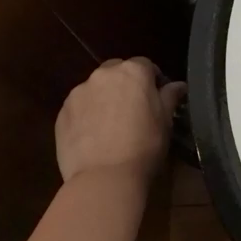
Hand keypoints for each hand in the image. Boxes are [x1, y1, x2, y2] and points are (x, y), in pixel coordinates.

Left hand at [54, 57, 184, 183]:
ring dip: (104, 98)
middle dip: (125, 84)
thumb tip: (178, 85)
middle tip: (134, 109)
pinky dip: (87, 114)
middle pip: (116, 71)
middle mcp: (103, 75)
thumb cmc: (144, 144)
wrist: (104, 176)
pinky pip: (79, 107)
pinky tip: (95, 136)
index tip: (157, 97)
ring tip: (111, 124)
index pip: (145, 65)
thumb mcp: (166, 120)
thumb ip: (170, 96)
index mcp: (132, 72)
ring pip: (95, 89)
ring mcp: (78, 93)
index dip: (153, 80)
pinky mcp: (62, 113)